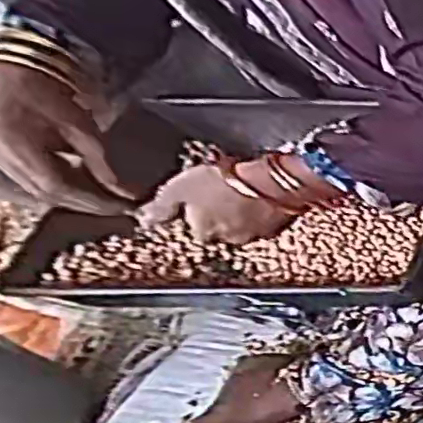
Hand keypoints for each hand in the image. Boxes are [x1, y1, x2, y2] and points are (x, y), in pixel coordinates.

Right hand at [0, 61, 135, 214]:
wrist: (16, 76)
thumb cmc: (52, 99)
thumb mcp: (84, 132)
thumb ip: (103, 166)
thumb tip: (127, 195)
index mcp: (13, 142)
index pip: (55, 185)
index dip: (93, 202)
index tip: (125, 208)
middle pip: (45, 192)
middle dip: (88, 204)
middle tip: (122, 209)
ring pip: (38, 190)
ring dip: (76, 199)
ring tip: (110, 202)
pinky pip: (32, 180)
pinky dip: (63, 188)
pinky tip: (89, 190)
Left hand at [138, 163, 295, 243]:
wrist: (268, 182)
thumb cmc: (220, 184)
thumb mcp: (177, 190)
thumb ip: (161, 209)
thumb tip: (144, 222)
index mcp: (204, 233)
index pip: (193, 232)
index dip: (192, 217)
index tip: (193, 204)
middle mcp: (230, 240)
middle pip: (219, 232)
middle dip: (217, 219)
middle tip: (216, 199)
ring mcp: (257, 235)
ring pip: (242, 229)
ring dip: (239, 218)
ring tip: (237, 199)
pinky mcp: (279, 228)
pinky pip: (264, 223)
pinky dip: (259, 215)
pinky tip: (257, 201)